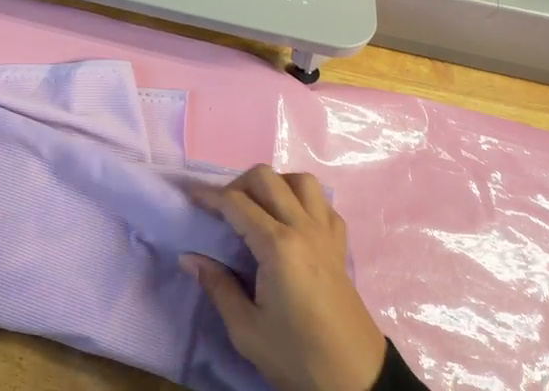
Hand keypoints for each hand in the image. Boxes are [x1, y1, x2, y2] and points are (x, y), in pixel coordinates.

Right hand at [183, 168, 387, 390]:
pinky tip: (290, 223)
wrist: (359, 385)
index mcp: (278, 247)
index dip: (207, 195)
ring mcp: (327, 236)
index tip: (188, 196)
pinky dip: (303, 202)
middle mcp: (304, 229)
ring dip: (275, 185)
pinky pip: (324, 205)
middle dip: (237, 183)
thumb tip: (190, 258)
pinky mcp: (341, 249)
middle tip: (223, 209)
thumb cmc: (299, 358)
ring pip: (301, 181)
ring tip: (259, 209)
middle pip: (266, 178)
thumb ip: (217, 286)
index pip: (235, 202)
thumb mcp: (247, 330)